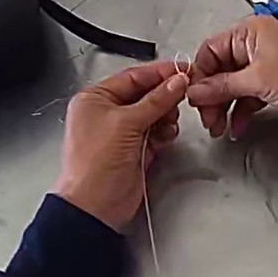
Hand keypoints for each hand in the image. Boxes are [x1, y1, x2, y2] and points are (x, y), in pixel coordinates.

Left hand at [53, 61, 188, 230]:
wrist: (95, 206)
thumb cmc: (95, 164)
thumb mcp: (126, 123)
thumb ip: (155, 100)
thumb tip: (175, 81)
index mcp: (94, 98)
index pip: (131, 77)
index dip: (158, 73)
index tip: (182, 70)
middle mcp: (106, 112)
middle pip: (144, 95)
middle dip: (164, 96)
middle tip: (183, 95)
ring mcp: (120, 132)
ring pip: (152, 113)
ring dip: (165, 115)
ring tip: (170, 121)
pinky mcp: (134, 149)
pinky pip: (155, 132)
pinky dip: (164, 132)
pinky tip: (167, 135)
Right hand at [187, 16, 277, 137]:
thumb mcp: (258, 81)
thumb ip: (221, 86)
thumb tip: (193, 92)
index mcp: (249, 31)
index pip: (210, 50)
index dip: (200, 75)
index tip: (194, 99)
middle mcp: (255, 43)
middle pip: (219, 69)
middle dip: (211, 96)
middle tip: (207, 119)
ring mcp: (266, 63)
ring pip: (232, 84)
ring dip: (224, 106)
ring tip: (219, 128)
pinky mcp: (275, 81)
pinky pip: (248, 93)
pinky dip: (241, 109)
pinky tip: (237, 127)